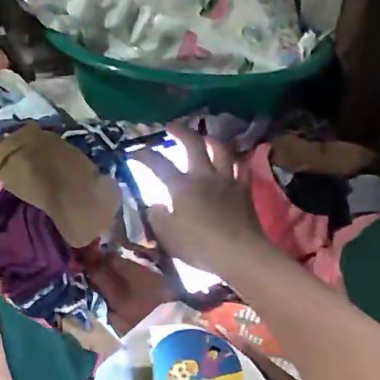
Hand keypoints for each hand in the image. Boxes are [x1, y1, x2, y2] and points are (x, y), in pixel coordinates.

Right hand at [137, 125, 276, 278]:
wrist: (239, 253)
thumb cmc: (199, 246)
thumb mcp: (167, 236)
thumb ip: (157, 218)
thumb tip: (154, 206)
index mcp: (182, 186)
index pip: (159, 164)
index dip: (145, 155)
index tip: (134, 151)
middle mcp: (204, 176)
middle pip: (193, 144)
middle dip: (181, 132)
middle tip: (171, 127)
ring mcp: (228, 181)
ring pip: (221, 150)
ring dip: (211, 140)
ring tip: (205, 138)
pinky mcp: (245, 191)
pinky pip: (242, 169)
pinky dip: (237, 162)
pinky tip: (234, 162)